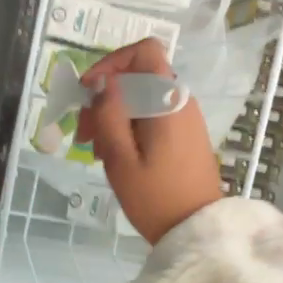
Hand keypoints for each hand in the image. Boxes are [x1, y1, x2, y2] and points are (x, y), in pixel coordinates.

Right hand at [74, 38, 221, 244]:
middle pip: (138, 75)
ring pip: (142, 97)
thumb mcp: (120, 158)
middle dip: (106, 96)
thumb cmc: (155, 197)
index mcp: (167, 101)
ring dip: (114, 114)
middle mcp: (180, 100)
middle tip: (85, 133)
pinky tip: (117, 155)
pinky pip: (152, 114)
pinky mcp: (185, 134)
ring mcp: (185, 117)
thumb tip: (101, 81)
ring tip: (98, 150)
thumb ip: (109, 114)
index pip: (144, 51)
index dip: (112, 62)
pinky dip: (130, 125)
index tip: (89, 92)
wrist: (197, 231)